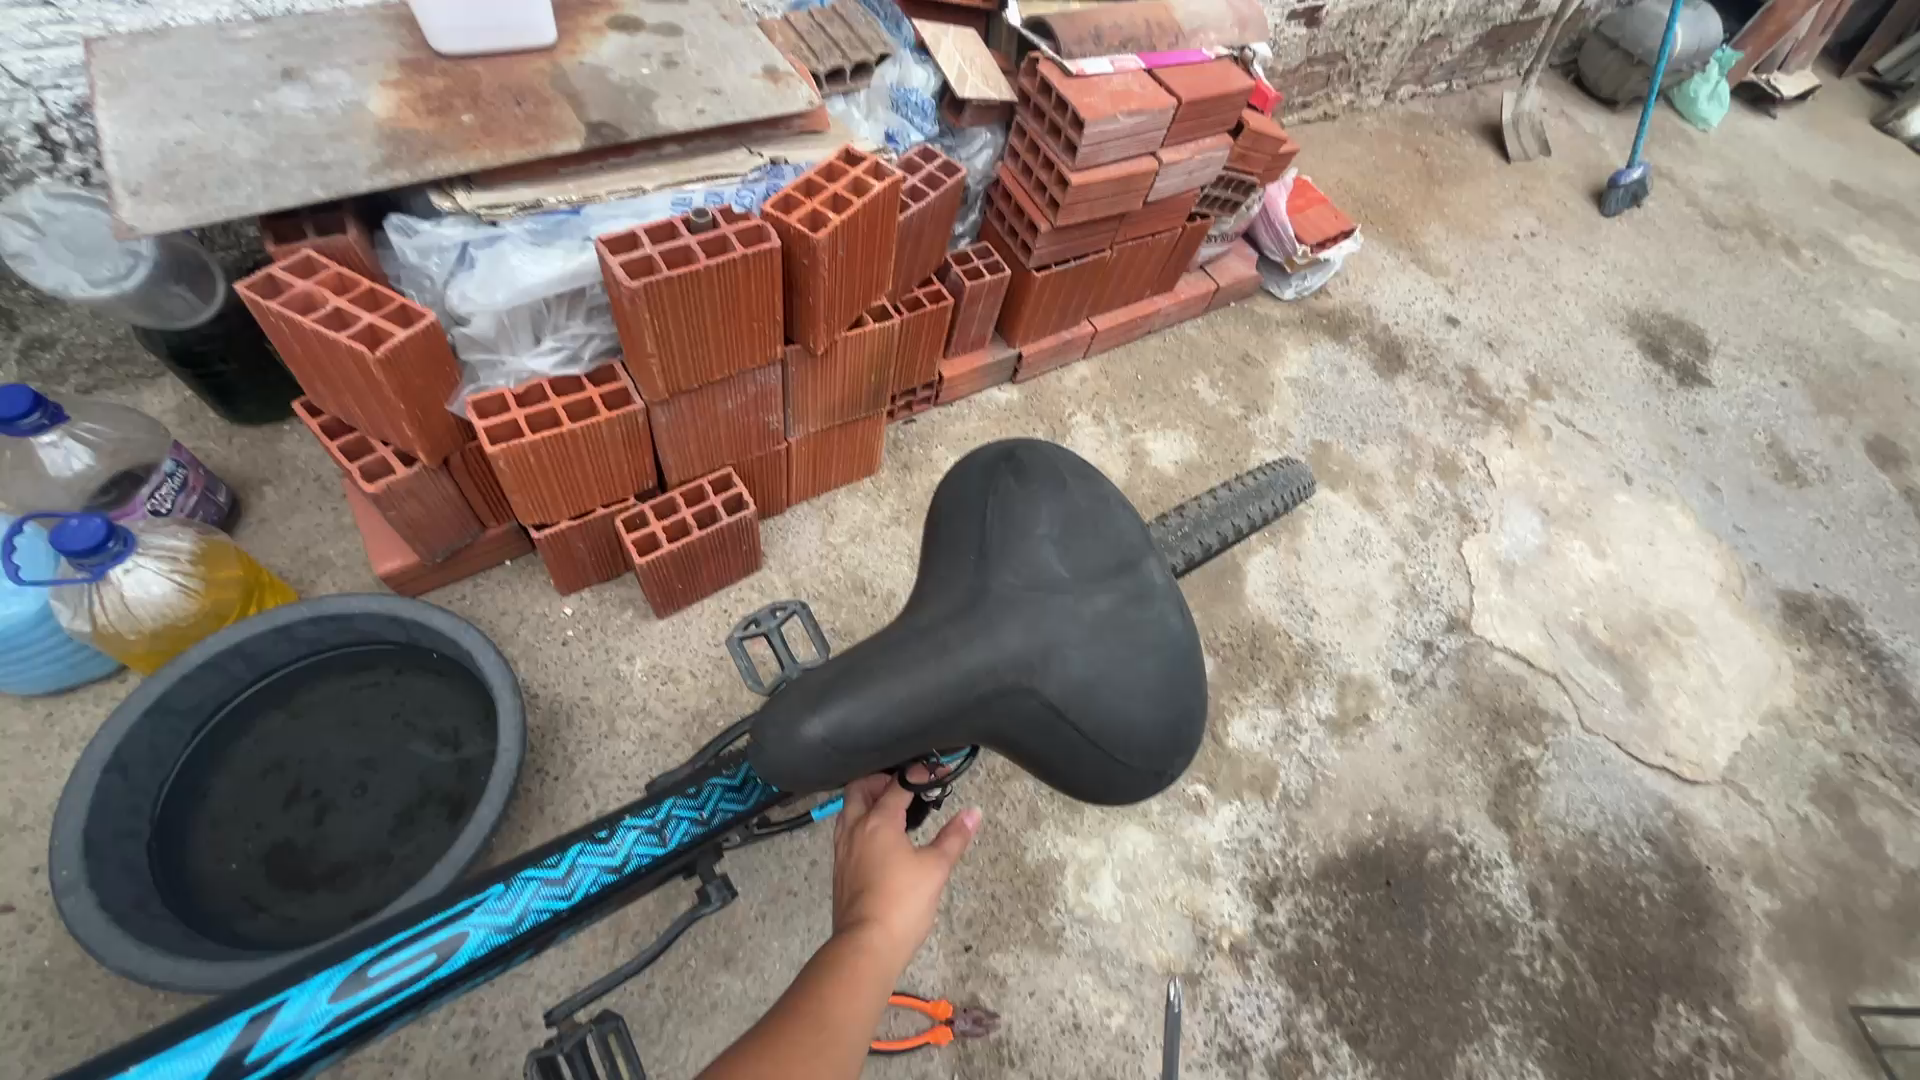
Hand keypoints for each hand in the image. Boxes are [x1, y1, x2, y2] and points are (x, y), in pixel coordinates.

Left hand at [830, 771, 980, 969]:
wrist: (865, 947)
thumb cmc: (902, 903)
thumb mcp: (936, 868)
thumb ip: (954, 837)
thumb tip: (974, 812)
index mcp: (878, 821)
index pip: (897, 785)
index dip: (919, 775)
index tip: (938, 773)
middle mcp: (855, 829)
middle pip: (860, 789)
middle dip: (881, 780)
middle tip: (904, 787)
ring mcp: (843, 850)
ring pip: (848, 810)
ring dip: (867, 801)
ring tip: (892, 809)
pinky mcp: (839, 869)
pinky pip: (846, 831)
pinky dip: (860, 822)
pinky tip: (879, 840)